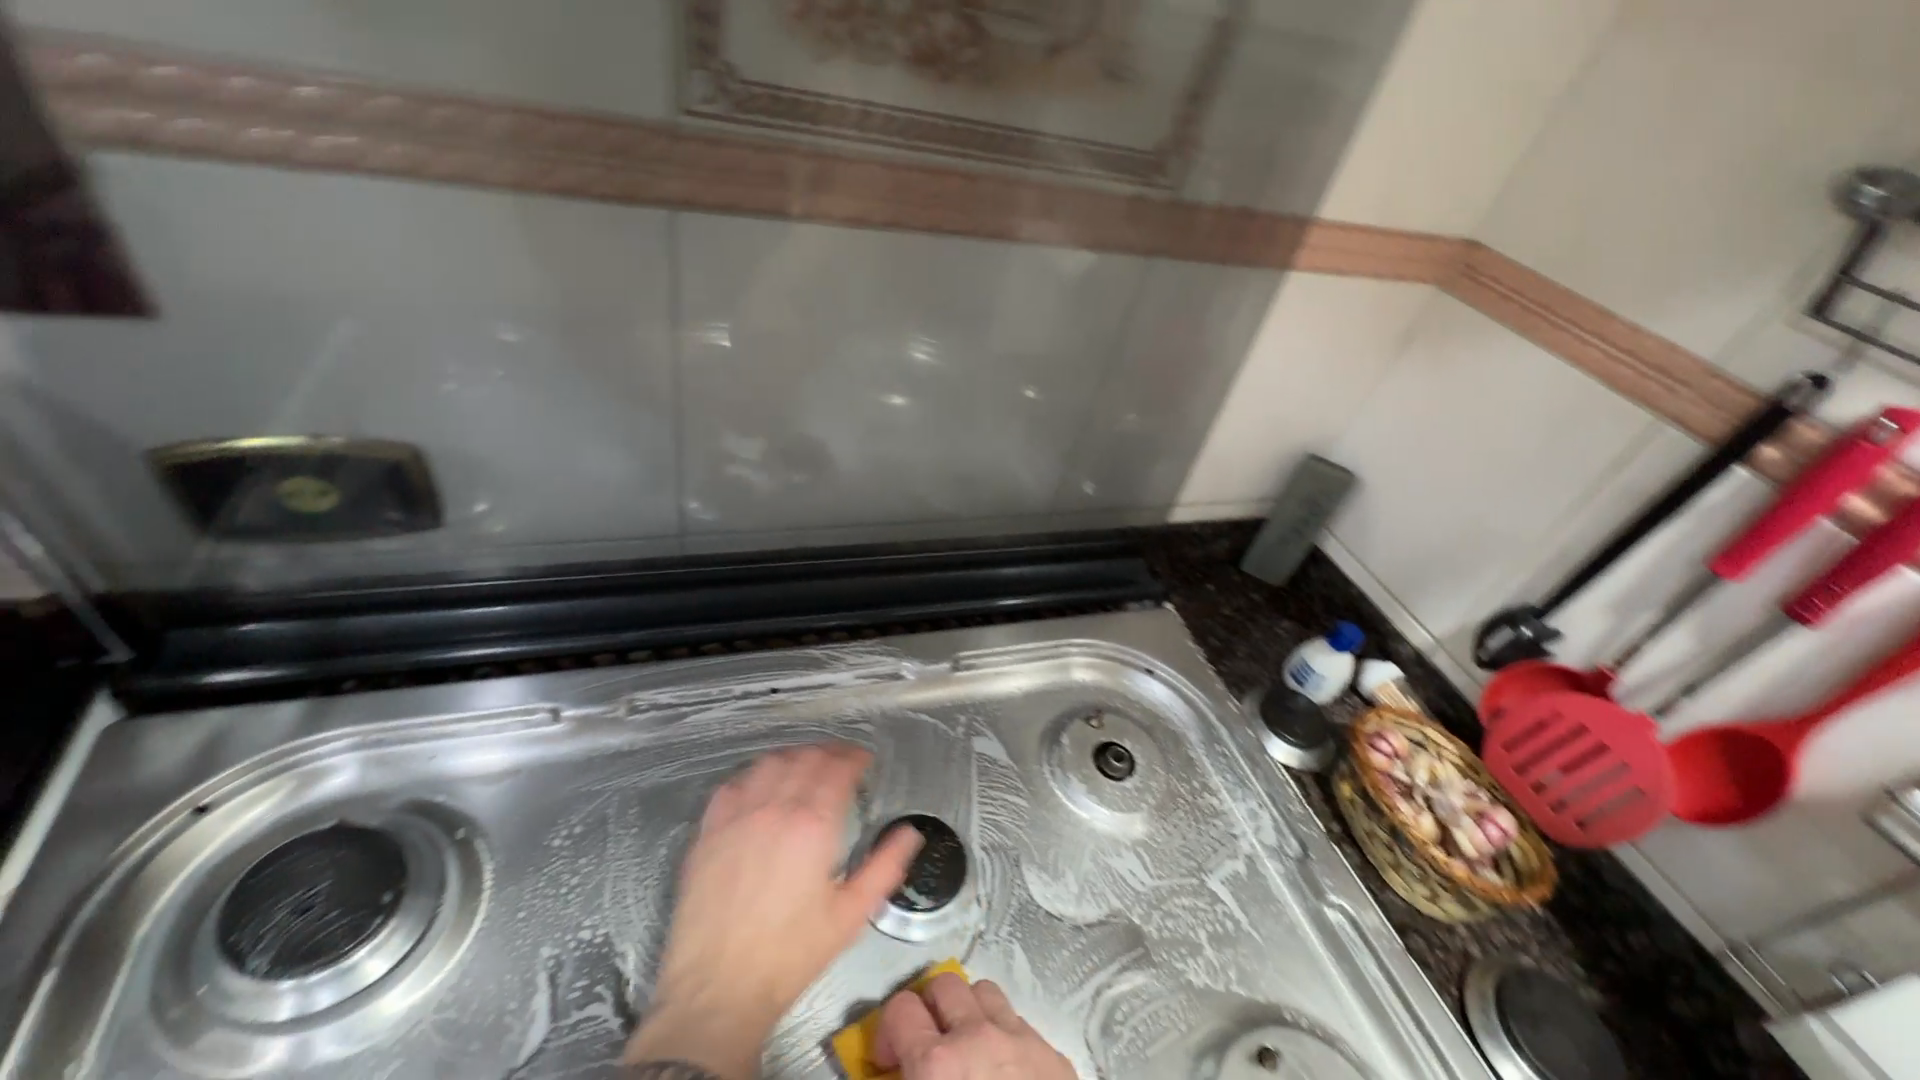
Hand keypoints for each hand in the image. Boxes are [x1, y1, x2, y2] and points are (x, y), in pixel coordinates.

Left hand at [622, 743, 922, 1078]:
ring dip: (792, 757)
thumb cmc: (792, 954)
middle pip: (804, 759)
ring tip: (805, 764)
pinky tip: (760, 785)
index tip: (863, 760)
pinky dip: (752, 775)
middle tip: (841, 760)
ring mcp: (736, 817)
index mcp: (813, 825)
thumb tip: (909, 834)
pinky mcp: (707, 832)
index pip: (837, 770)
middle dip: (828, 752)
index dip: (854, 758)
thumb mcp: (851, 914)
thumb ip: (885, 866)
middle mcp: (774, 809)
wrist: (720, 985)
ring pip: (767, 765)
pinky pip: (731, 786)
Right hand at [873, 974, 1076, 1078]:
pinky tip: (1004, 1070)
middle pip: (944, 984)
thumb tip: (895, 1077)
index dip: (888, 1030)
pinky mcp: (1055, 1055)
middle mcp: (977, 1038)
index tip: (887, 1060)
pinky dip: (1005, 1035)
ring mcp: (1021, 1040)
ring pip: (985, 992)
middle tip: (926, 1044)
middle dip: (929, 1009)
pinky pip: (1020, 1023)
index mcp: (937, 1064)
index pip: (900, 1008)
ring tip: (966, 1046)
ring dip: (969, 1012)